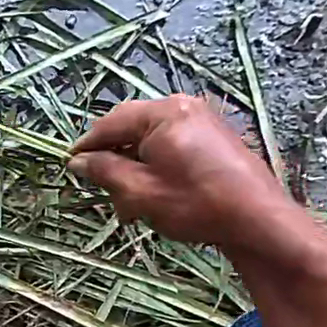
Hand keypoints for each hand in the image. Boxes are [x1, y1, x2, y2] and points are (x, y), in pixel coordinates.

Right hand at [68, 95, 294, 253]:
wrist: (258, 219)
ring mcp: (202, 119)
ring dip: (133, 165)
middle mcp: (182, 106)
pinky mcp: (214, 137)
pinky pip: (172, 143)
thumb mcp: (140, 192)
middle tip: (101, 189)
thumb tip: (78, 161)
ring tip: (129, 202)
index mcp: (162, 113)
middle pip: (131, 127)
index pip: (110, 124)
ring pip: (150, 138)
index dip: (87, 146)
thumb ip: (105, 171)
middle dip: (112, 157)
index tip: (69, 166)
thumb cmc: (196, 205)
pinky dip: (155, 165)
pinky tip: (154, 192)